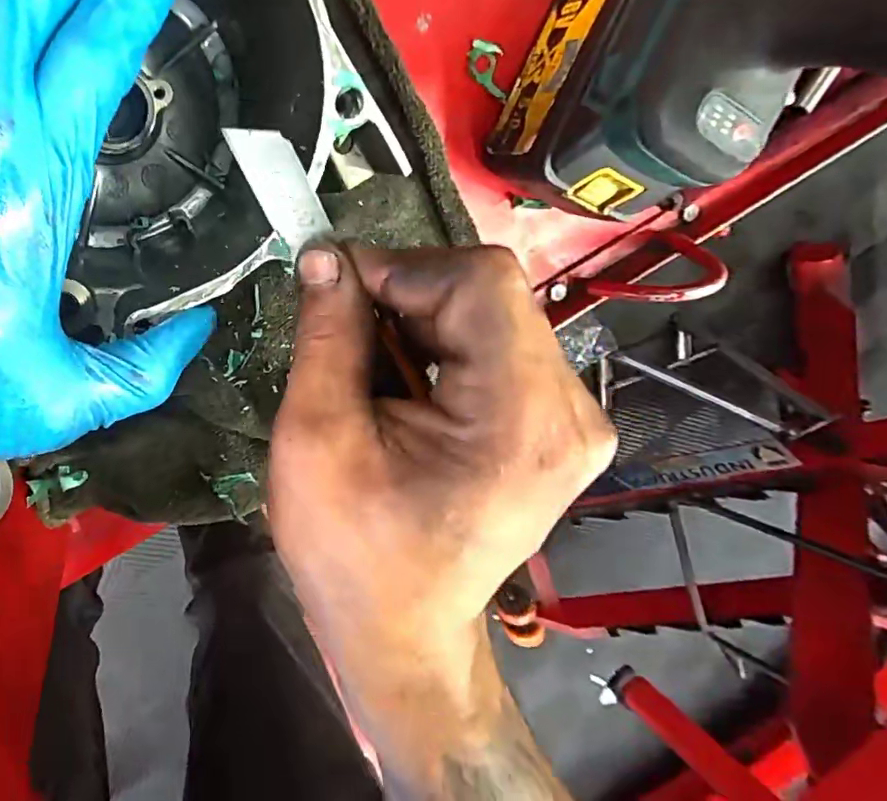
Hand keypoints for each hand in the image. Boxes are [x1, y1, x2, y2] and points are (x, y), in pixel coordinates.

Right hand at [268, 244, 613, 796]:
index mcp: (521, 419)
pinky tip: (401, 380)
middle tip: (342, 330)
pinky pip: (495, 340)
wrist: (398, 632)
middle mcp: (569, 410)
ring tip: (367, 364)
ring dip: (416, 316)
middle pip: (489, 291)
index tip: (334, 289)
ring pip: (490, 309)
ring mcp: (570, 418)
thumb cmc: (350, 551)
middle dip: (404, 294)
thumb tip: (324, 255)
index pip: (479, 281)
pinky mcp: (553, 423)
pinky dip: (437, 340)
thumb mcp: (316, 436)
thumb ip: (325, 335)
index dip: (399, 268)